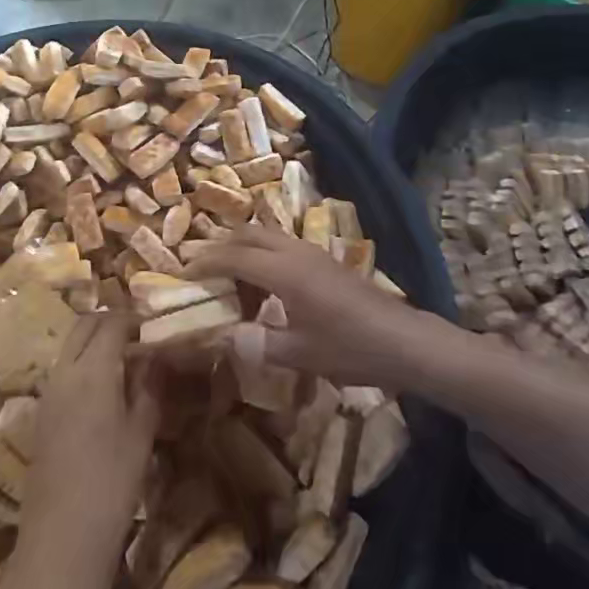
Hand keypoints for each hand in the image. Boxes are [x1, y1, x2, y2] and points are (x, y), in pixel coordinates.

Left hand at [28, 313, 159, 534]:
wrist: (61, 534)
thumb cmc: (112, 480)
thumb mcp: (142, 431)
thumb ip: (149, 386)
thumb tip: (157, 356)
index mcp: (91, 369)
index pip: (111, 324)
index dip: (133, 318)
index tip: (154, 325)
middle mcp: (63, 371)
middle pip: (84, 326)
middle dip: (110, 322)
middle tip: (138, 335)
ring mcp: (47, 392)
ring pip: (69, 348)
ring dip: (93, 342)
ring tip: (124, 362)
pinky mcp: (40, 413)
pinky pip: (62, 371)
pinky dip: (82, 364)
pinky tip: (102, 390)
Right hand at [186, 228, 446, 389]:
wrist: (405, 341)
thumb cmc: (351, 348)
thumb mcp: (301, 354)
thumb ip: (259, 343)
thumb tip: (224, 337)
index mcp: (284, 272)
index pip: (233, 256)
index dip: (205, 263)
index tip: (183, 273)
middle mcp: (295, 252)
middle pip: (248, 234)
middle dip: (221, 246)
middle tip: (201, 270)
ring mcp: (313, 253)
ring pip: (267, 236)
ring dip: (243, 249)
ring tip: (229, 279)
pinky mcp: (325, 262)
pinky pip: (282, 246)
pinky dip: (263, 256)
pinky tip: (265, 287)